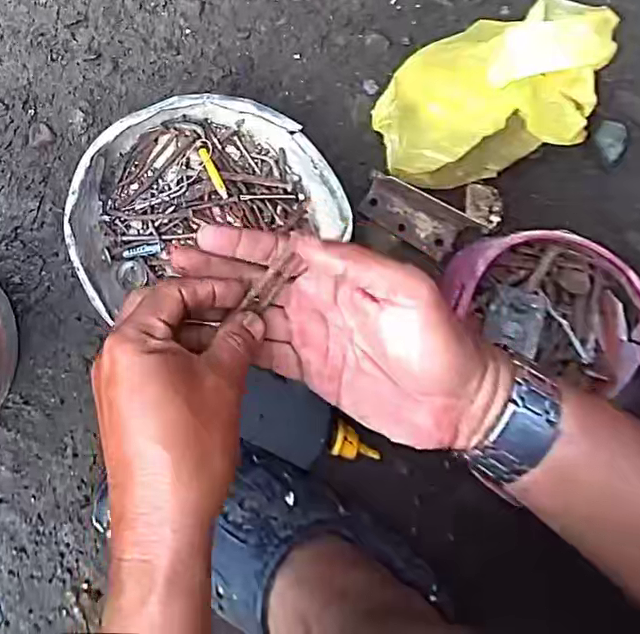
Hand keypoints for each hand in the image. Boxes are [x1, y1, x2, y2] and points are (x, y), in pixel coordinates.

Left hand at [92, 277, 264, 561]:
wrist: (163, 521)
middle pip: (158, 309)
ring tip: (230, 341)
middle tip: (233, 310)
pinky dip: (182, 358)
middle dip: (199, 306)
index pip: (170, 291)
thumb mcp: (222, 384)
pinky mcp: (124, 404)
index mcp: (128, 342)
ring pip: (156, 338)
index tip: (237, 292)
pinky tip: (210, 369)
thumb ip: (237, 340)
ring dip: (193, 334)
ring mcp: (115, 382)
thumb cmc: (180, 464)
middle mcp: (113, 357)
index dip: (210, 288)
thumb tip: (246, 321)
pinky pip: (152, 364)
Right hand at [171, 226, 513, 451]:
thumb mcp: (406, 290)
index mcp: (334, 274)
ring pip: (249, 311)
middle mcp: (313, 297)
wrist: (461, 407)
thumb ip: (356, 264)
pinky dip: (233, 342)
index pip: (278, 250)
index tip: (208, 234)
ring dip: (216, 301)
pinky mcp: (307, 366)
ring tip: (182, 292)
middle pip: (253, 277)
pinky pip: (261, 350)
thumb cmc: (443, 343)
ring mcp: (307, 332)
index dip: (241, 241)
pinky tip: (209, 336)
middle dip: (215, 265)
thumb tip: (306, 242)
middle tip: (179, 257)